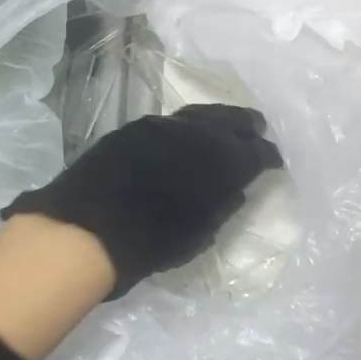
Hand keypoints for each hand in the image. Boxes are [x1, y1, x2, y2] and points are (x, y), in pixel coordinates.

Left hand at [1, 103, 283, 298]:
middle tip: (259, 129)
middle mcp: (195, 135)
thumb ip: (222, 207)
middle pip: (230, 120)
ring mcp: (162, 126)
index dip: (267, 156)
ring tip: (226, 127)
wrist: (86, 232)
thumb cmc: (150, 244)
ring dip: (217, 120)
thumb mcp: (199, 235)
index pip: (255, 152)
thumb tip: (236, 191)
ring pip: (199, 115)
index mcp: (220, 162)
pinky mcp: (133, 129)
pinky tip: (186, 137)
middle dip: (247, 125)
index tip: (274, 161)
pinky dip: (187, 127)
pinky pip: (171, 122)